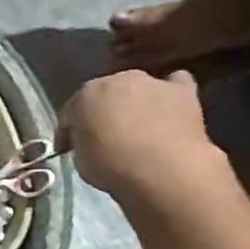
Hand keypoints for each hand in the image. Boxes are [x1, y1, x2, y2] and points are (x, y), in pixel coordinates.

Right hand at [61, 70, 236, 216]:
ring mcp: (152, 82)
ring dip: (133, 103)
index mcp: (85, 95)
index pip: (70, 111)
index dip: (67, 131)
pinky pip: (174, 84)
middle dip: (102, 112)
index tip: (67, 149)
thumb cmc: (111, 167)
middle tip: (102, 137)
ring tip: (136, 128)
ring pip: (137, 88)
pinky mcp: (182, 90)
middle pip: (104, 94)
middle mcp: (117, 79)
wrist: (161, 169)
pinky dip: (168, 95)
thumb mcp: (80, 159)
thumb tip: (89, 139)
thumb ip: (82, 142)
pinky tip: (166, 110)